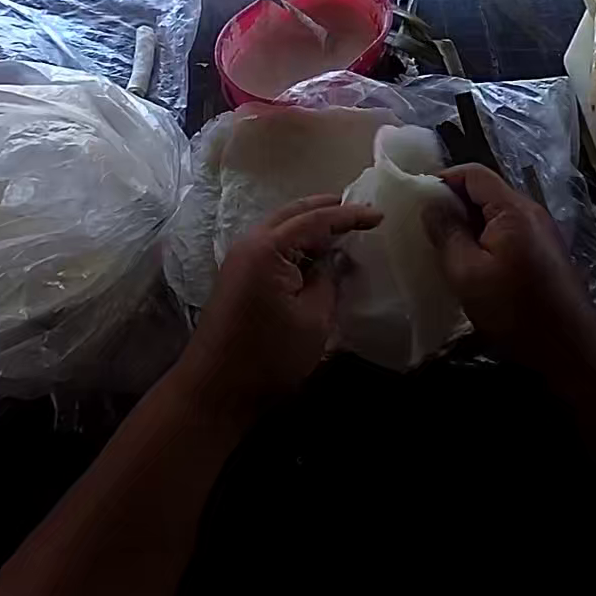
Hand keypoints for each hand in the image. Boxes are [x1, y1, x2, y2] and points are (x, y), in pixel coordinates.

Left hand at [173, 195, 380, 419]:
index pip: (315, 220)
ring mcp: (239, 258)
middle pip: (292, 214)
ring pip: (280, 227)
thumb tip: (334, 260)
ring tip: (342, 227)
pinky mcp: (238, 275)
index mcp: (268, 248)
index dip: (349, 216)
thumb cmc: (269, 356)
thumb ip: (328, 280)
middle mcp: (249, 243)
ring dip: (309, 225)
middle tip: (359, 210)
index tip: (379, 216)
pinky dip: (295, 242)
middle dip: (326, 208)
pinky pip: (271, 245)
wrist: (216, 387)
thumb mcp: (314, 319)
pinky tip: (315, 253)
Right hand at [423, 164, 595, 354]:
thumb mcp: (466, 272)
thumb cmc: (515, 310)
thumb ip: (446, 232)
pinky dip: (482, 237)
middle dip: (452, 203)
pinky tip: (469, 261)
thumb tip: (431, 205)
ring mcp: (540, 232)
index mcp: (513, 210)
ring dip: (467, 223)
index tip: (418, 200)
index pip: (473, 173)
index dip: (442, 179)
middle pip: (484, 190)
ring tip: (443, 245)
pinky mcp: (543, 251)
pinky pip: (505, 230)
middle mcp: (531, 212)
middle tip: (425, 225)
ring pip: (494, 212)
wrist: (571, 350)